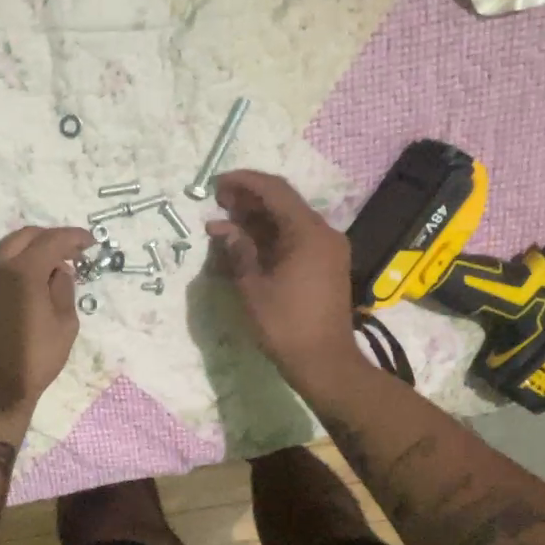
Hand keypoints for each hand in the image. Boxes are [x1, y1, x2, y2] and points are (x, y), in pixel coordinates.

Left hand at [0, 225, 94, 428]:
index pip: (52, 240)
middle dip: (52, 238)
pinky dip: (17, 259)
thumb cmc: (36, 359)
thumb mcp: (65, 324)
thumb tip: (61, 270)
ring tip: (54, 263)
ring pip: (10, 245)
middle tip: (72, 252)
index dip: (74, 237)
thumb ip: (65, 288)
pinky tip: (32, 275)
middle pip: (27, 236)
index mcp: (23, 271)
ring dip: (33, 247)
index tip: (91, 242)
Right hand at [207, 171, 359, 389]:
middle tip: (218, 202)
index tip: (217, 184)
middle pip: (283, 204)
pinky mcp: (325, 266)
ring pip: (288, 223)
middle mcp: (323, 233)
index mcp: (308, 232)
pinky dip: (270, 239)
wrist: (324, 362)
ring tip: (225, 224)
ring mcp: (327, 250)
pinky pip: (295, 241)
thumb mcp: (253, 288)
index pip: (275, 191)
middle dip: (249, 201)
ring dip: (257, 221)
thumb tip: (223, 228)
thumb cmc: (286, 326)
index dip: (244, 182)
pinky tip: (246, 246)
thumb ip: (238, 251)